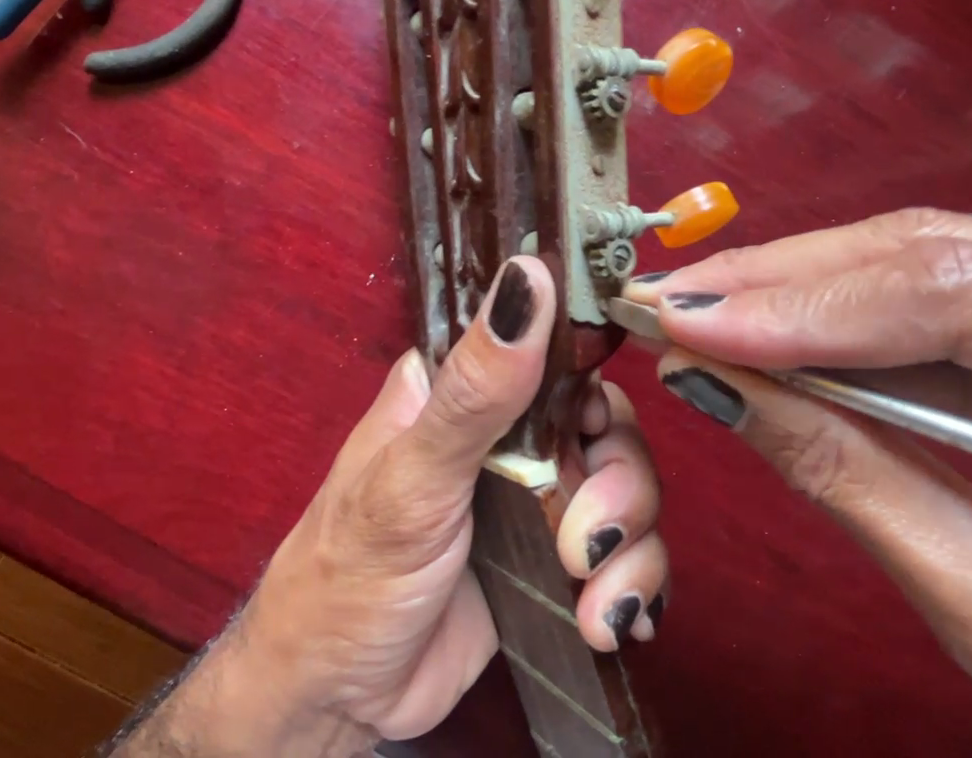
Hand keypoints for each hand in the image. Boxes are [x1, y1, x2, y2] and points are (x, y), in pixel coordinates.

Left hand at [116, 257, 666, 755]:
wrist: (339, 697)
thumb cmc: (352, 572)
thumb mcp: (413, 476)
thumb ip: (475, 388)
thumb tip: (528, 275)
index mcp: (461, 391)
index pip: (550, 349)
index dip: (594, 374)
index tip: (599, 422)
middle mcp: (506, 435)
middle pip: (606, 424)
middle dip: (620, 483)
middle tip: (586, 541)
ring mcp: (536, 499)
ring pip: (628, 490)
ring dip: (630, 548)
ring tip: (593, 599)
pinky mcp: (555, 561)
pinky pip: (627, 553)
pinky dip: (631, 588)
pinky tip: (605, 623)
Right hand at [628, 208, 971, 757]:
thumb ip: (868, 490)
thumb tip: (726, 389)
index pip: (962, 288)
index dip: (798, 302)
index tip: (674, 320)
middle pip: (949, 251)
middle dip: (784, 282)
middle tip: (662, 304)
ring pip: (955, 262)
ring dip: (815, 293)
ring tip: (703, 312)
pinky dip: (875, 320)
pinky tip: (793, 331)